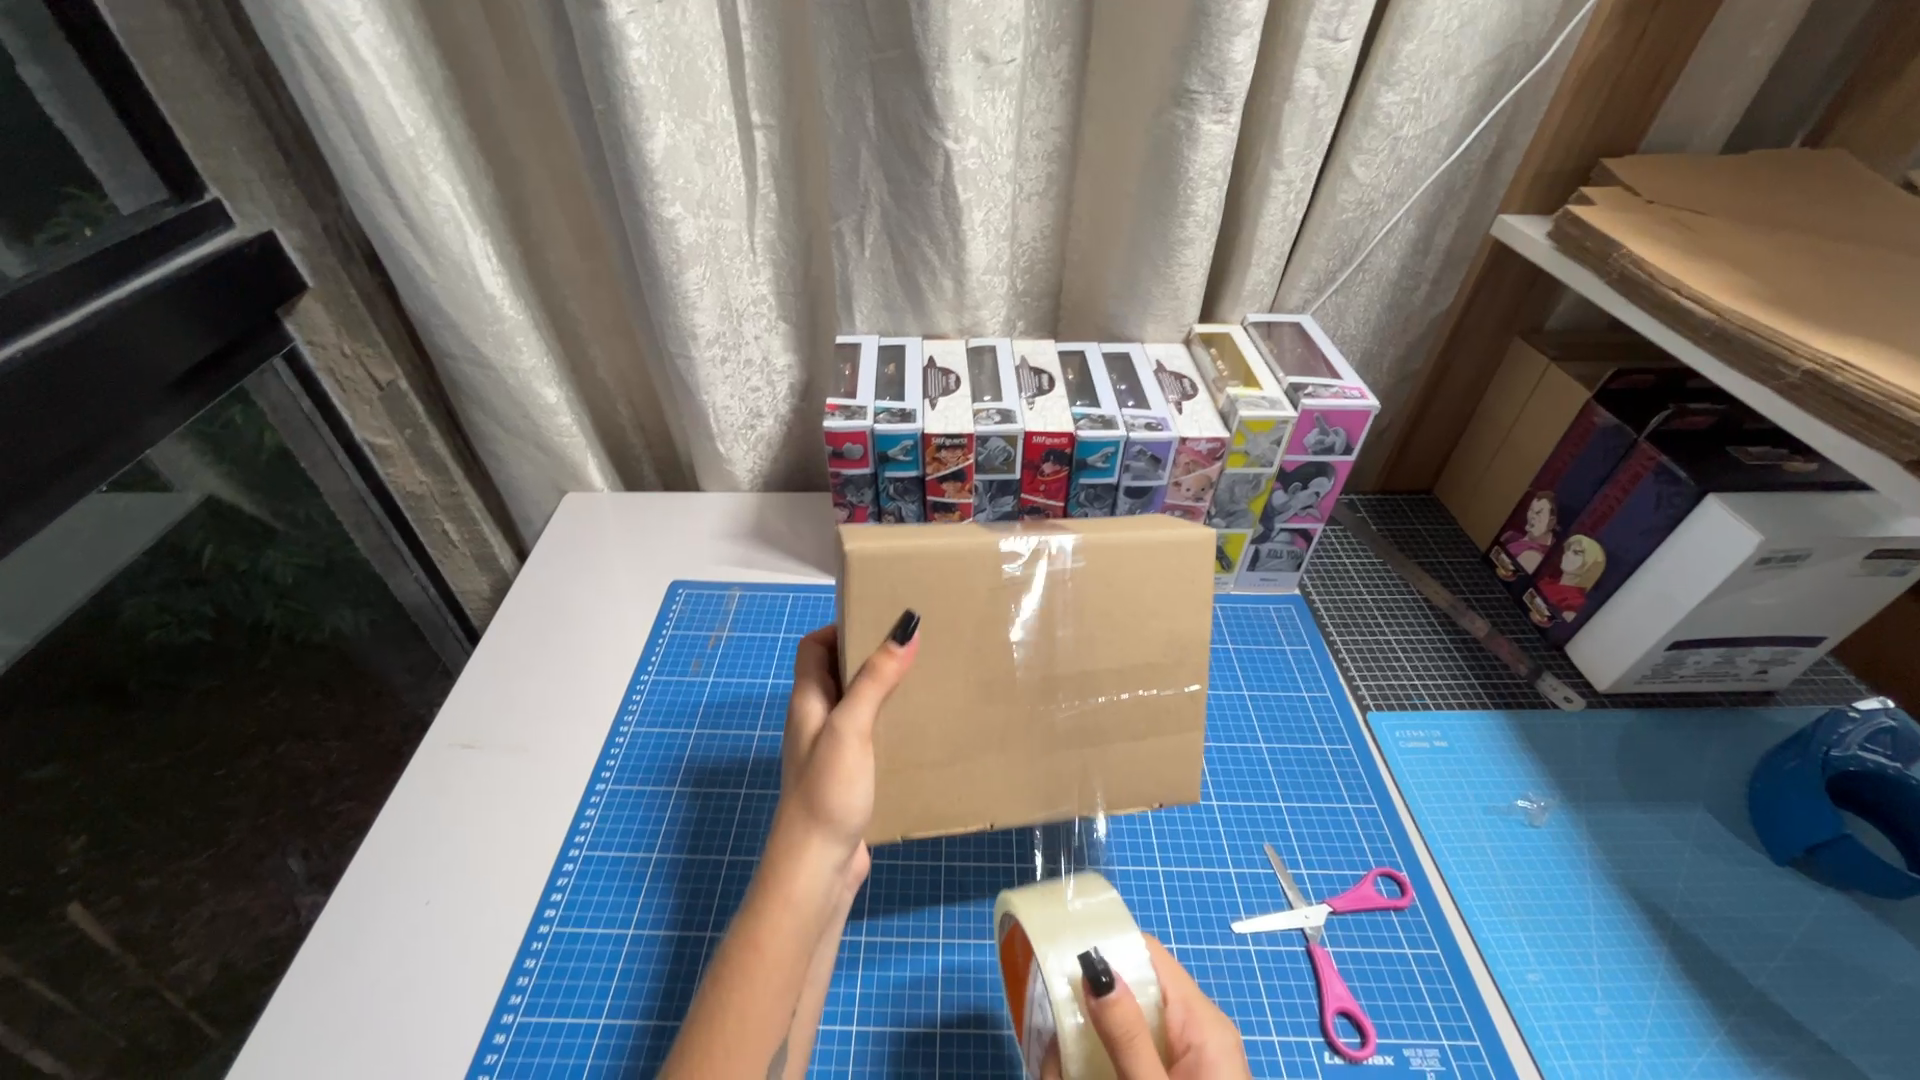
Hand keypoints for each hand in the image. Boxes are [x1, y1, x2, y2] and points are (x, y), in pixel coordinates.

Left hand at [772, 612, 919, 887]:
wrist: (817, 868)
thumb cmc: (827, 790)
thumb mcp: (851, 727)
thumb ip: (875, 678)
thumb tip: (906, 627)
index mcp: (807, 702)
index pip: (813, 648)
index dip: (840, 629)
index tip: (880, 621)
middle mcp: (815, 722)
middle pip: (837, 674)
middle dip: (870, 657)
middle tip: (914, 649)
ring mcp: (831, 752)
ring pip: (856, 708)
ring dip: (883, 694)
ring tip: (924, 684)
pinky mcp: (849, 779)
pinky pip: (869, 739)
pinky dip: (889, 728)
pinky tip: (918, 734)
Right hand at [1044, 936, 1248, 1079]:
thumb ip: (1125, 1033)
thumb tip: (1094, 965)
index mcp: (1201, 1022)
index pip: (1148, 955)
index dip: (1105, 949)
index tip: (1056, 960)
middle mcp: (1197, 1030)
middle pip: (1132, 991)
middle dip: (1088, 1010)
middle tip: (1049, 1036)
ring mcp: (1189, 1059)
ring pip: (1126, 1027)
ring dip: (1089, 1046)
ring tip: (1056, 1068)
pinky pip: (1133, 1056)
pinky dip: (1104, 1066)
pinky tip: (1073, 1075)